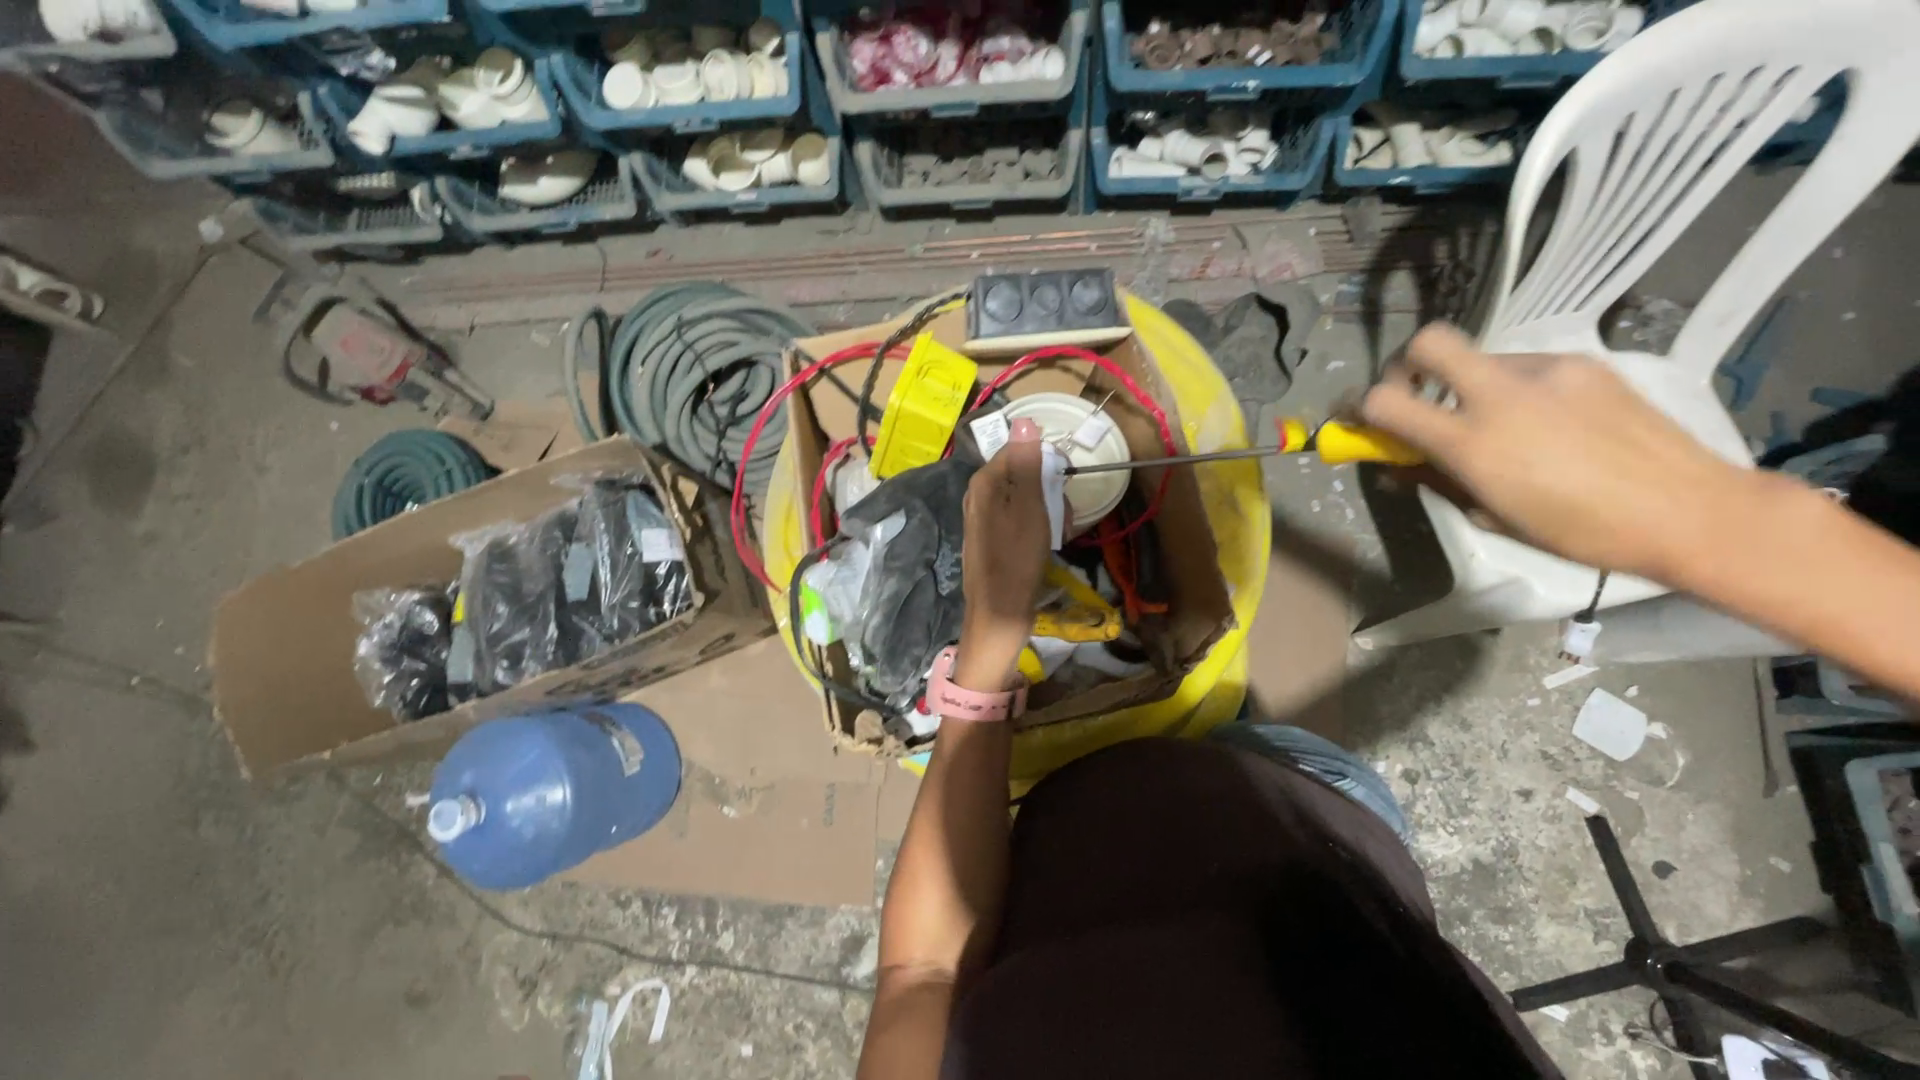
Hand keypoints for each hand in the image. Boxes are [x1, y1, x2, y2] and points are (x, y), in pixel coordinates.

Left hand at [957, 418, 1050, 685]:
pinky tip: (1047, 544)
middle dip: (1048, 491)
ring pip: (1025, 499)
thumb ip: (1027, 463)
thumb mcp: (1029, 507)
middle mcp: (978, 496)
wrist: (999, 613)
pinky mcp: (991, 540)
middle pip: (1022, 475)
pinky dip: (1037, 527)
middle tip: (1061, 516)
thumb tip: (1023, 421)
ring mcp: (983, 519)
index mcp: (984, 482)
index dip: (1045, 463)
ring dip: (1047, 511)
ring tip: (1058, 534)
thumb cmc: (1017, 558)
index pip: (1019, 451)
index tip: (1061, 484)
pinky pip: (1019, 520)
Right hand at [1360, 323, 1776, 580]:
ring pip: (1483, 358)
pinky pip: (1529, 366)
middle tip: (1416, 392)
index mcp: (1473, 443)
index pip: (1386, 402)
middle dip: (1407, 363)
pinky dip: (1517, 388)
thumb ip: (1440, 482)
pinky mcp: (1584, 364)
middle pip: (1429, 342)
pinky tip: (1546, 421)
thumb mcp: (1493, 517)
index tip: (1361, 417)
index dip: (1360, 406)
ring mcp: (1547, 371)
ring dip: (1470, 384)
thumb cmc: (1580, 533)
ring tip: (1499, 422)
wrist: (1688, 510)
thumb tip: (1400, 466)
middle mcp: (1502, 394)